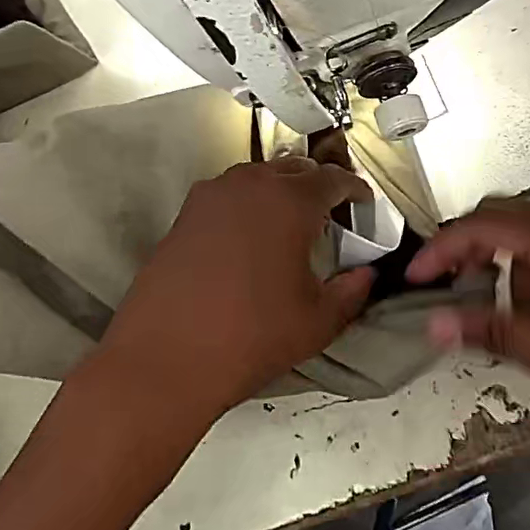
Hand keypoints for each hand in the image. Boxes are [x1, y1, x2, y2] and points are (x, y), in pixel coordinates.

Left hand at [89, 157, 375, 418]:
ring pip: (259, 176)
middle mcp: (250, 185)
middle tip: (333, 212)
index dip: (355, 188)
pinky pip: (229, 193)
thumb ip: (352, 292)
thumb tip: (366, 275)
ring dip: (282, 189)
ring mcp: (211, 197)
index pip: (333, 179)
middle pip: (295, 169)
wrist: (163, 360)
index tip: (365, 201)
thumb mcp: (318, 321)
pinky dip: (250, 202)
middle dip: (319, 185)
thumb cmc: (251, 337)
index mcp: (290, 202)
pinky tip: (251, 236)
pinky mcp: (184, 215)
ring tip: (293, 221)